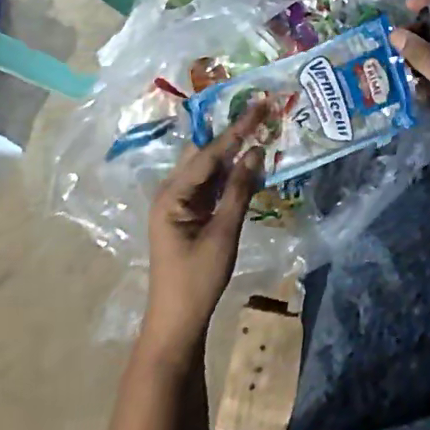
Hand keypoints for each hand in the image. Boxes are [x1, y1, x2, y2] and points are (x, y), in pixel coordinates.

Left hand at [143, 100, 268, 354]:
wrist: (177, 323)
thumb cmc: (197, 280)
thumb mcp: (223, 234)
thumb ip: (240, 191)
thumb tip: (255, 152)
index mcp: (172, 194)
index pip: (209, 153)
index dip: (236, 129)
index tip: (257, 105)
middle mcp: (171, 192)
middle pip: (204, 153)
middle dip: (232, 133)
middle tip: (259, 112)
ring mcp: (178, 203)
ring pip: (208, 168)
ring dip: (232, 153)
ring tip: (258, 131)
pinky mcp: (188, 215)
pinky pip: (210, 185)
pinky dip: (229, 175)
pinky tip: (248, 165)